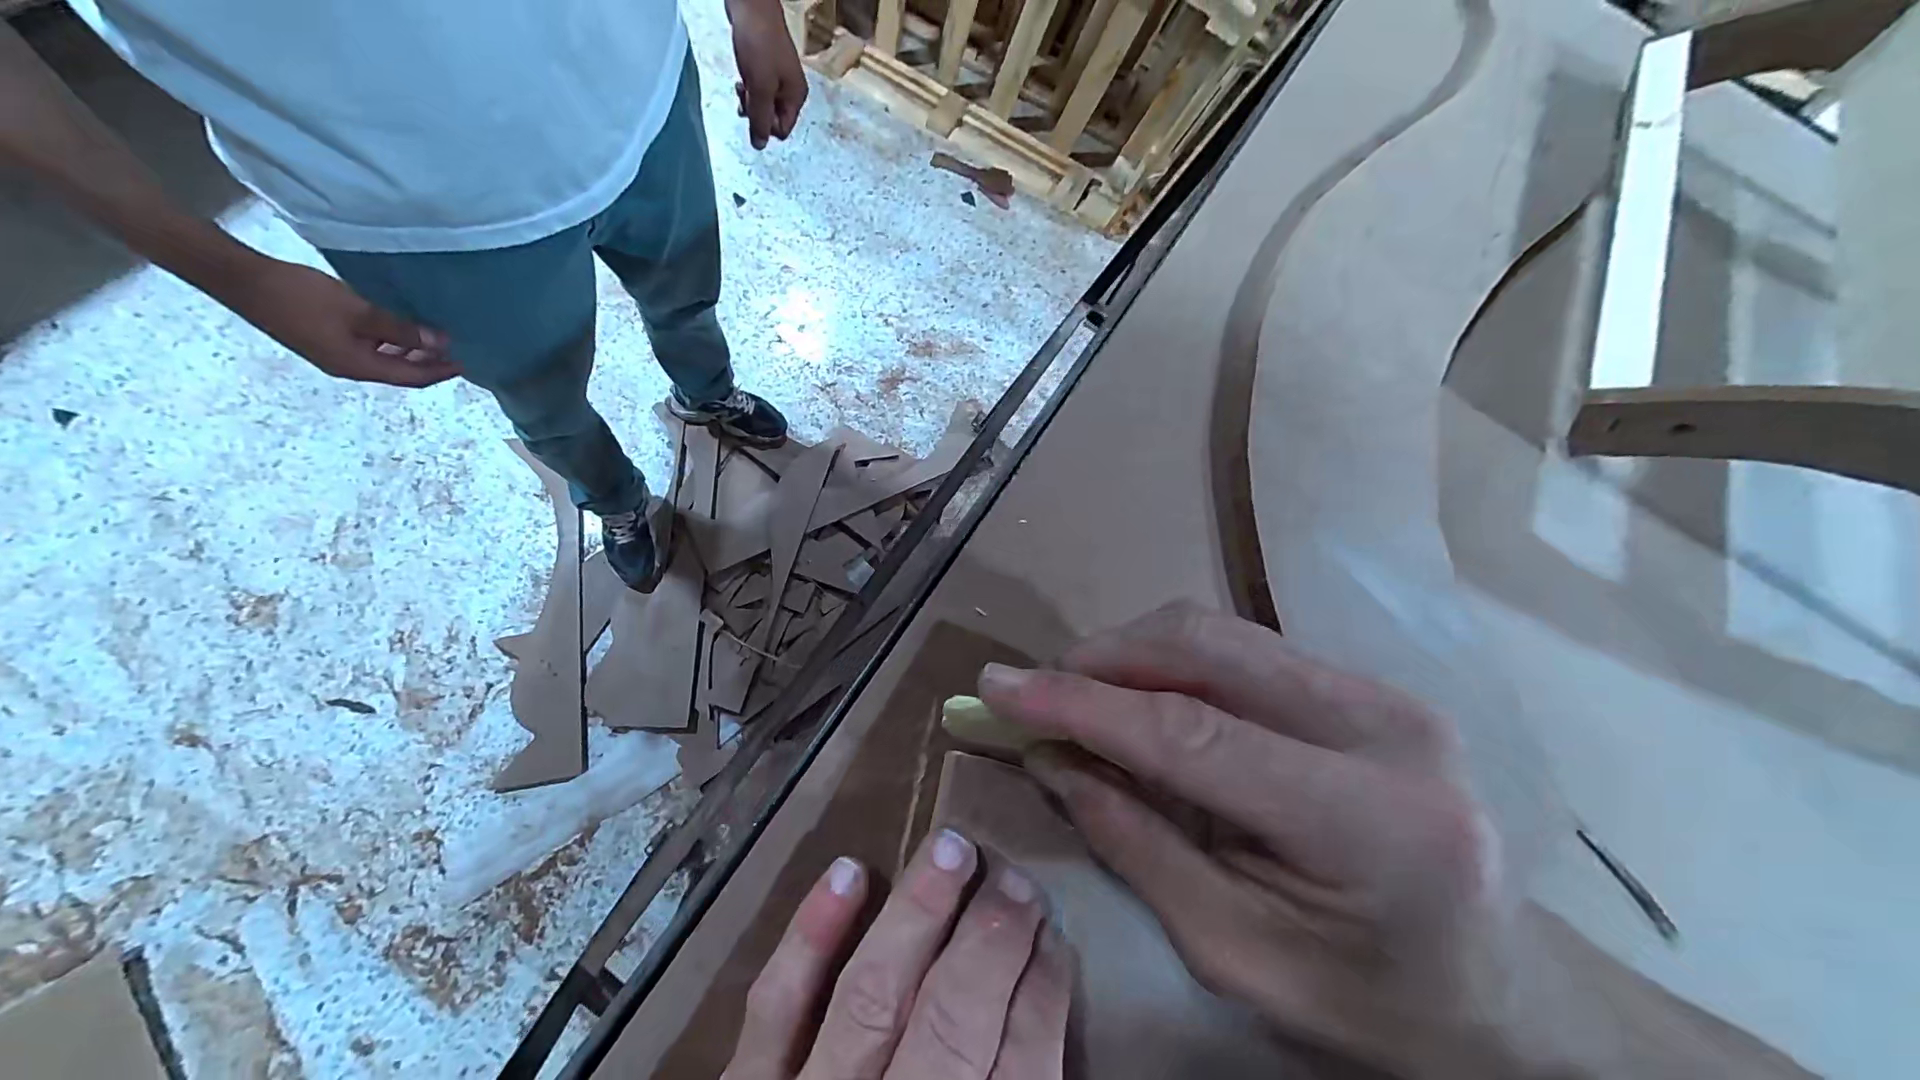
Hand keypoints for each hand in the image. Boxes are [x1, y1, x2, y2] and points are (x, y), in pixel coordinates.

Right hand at [221, 258, 456, 387]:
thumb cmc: (300, 295)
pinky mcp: (324, 339)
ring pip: (386, 359)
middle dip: (429, 362)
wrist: (238, 277)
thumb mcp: (358, 312)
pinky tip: (401, 328)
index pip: (412, 377)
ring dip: (411, 351)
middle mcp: (348, 366)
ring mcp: (334, 354)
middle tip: (456, 349)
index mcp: (357, 366)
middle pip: (401, 371)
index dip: (441, 371)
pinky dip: (391, 342)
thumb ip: (400, 330)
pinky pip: (369, 347)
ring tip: (435, 338)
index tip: (466, 363)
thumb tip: (439, 343)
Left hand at [722, 829, 1073, 1079]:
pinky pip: (775, 1007)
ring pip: (871, 994)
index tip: (1056, 938)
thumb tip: (1039, 1021)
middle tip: (1019, 881)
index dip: (1043, 997)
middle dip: (992, 942)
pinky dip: (810, 937)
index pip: (1020, 1072)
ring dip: (917, 914)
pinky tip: (849, 871)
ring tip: (953, 849)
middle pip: (951, 1024)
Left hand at [726, 0, 807, 149]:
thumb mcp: (760, 88)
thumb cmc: (759, 46)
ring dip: (751, 102)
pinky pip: (760, 89)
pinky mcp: (768, 66)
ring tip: (741, 86)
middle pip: (773, 119)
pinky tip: (742, 78)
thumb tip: (759, 147)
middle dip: (756, 114)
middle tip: (743, 97)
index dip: (765, 126)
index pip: (782, 129)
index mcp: (795, 98)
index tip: (751, 109)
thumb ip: (760, 119)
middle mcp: (791, 92)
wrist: (752, 5)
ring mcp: (780, 78)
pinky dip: (750, 88)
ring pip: (765, 104)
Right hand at [976, 603, 1553, 1079]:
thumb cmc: (1366, 1003)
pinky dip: (1175, 660)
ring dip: (1133, 652)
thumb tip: (1050, 757)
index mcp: (1366, 821)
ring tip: (1082, 693)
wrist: (1502, 995)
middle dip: (1103, 657)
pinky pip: (1245, 648)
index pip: (1190, 732)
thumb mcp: (1233, 952)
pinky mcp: (1369, 685)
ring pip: (1222, 633)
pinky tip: (1144, 696)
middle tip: (1037, 689)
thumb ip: (1135, 843)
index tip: (1000, 687)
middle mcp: (1386, 729)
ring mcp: (1385, 693)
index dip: (1081, 703)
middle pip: (1207, 650)